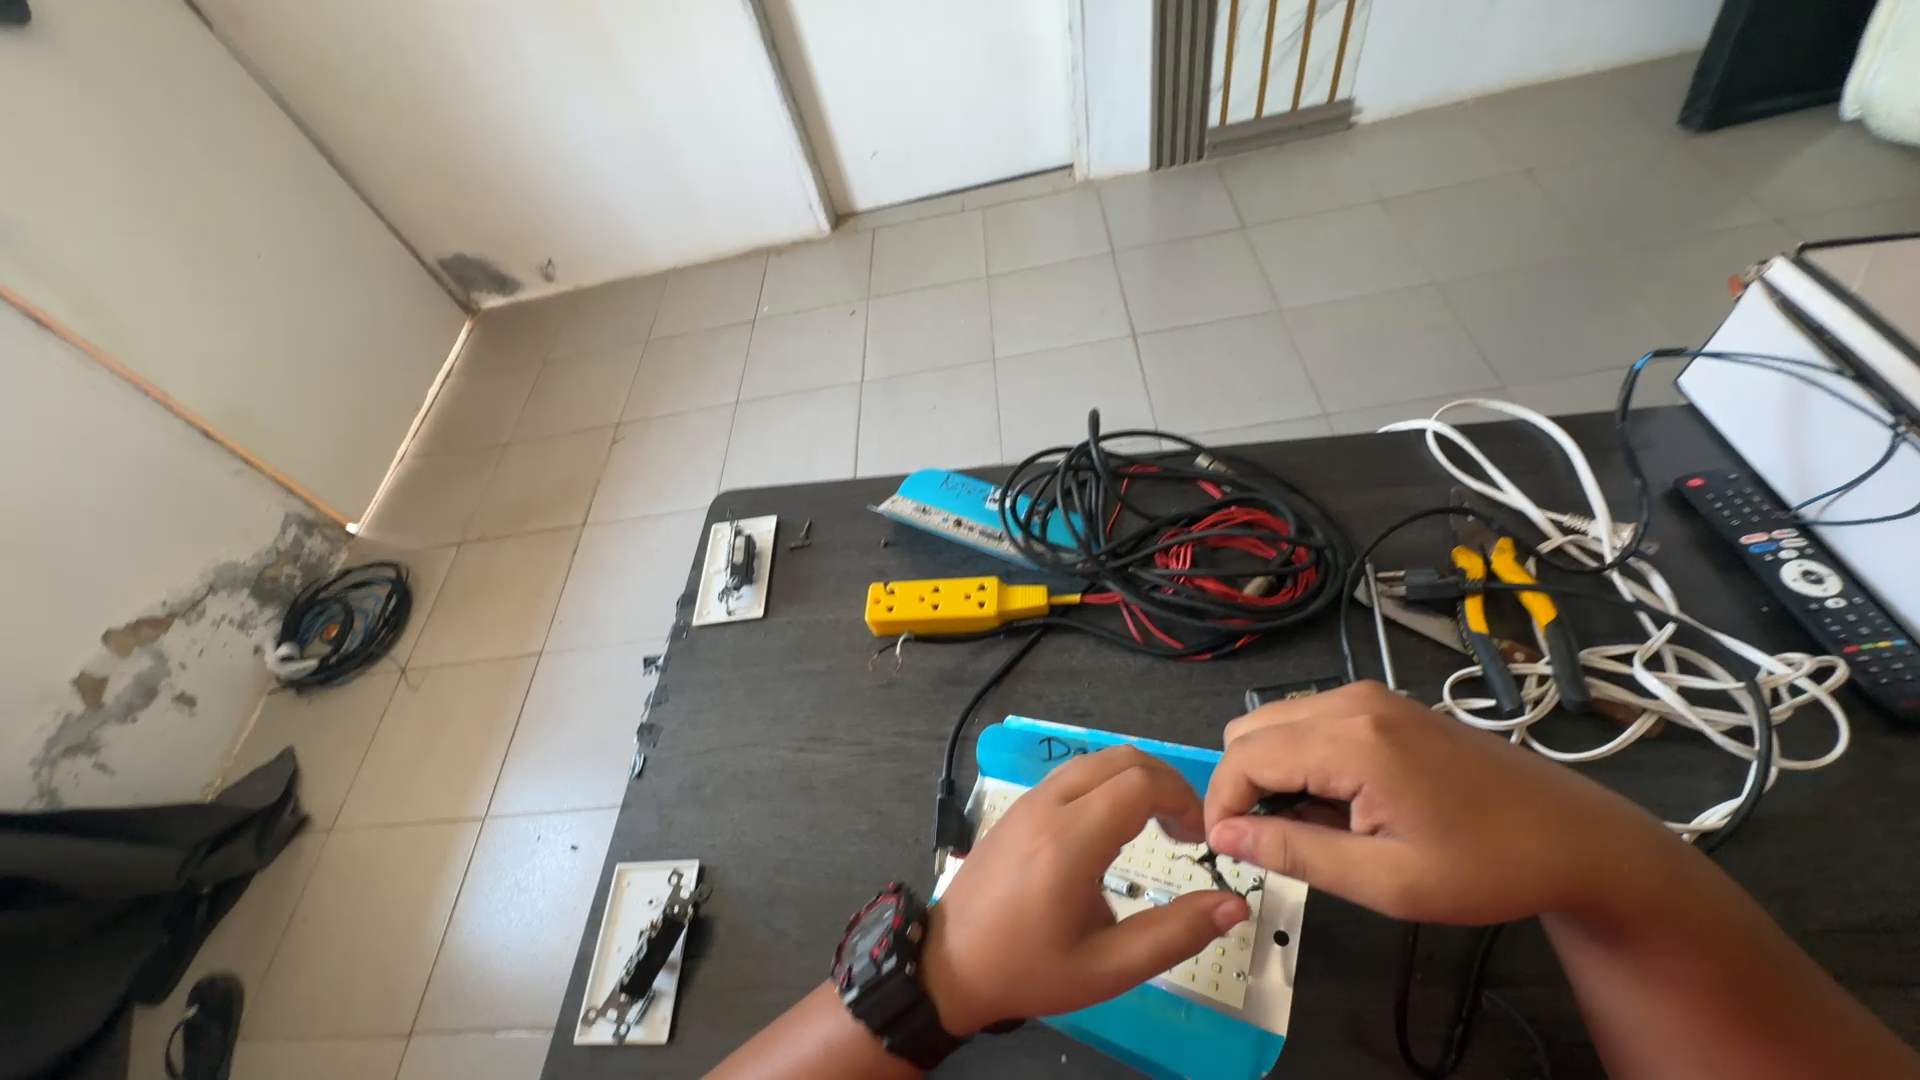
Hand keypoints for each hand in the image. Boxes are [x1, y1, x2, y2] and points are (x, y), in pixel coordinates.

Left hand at [922, 746, 1250, 1035]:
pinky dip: (1109, 783)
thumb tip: (1233, 906)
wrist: (950, 962)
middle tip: (1187, 830)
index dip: (1183, 800)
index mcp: (1069, 840)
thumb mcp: (1107, 968)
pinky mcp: (1020, 805)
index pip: (1140, 783)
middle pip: (1122, 759)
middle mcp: (1048, 805)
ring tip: (1159, 827)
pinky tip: (1117, 826)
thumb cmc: (1029, 968)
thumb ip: (1173, 935)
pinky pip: (1075, 773)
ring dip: (1137, 779)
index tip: (1199, 839)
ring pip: (1097, 760)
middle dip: (1167, 784)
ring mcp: (1029, 799)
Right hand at [1203, 682, 1682, 926]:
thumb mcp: (1388, 881)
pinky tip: (1337, 799)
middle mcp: (1350, 701)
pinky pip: (1305, 721)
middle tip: (1274, 841)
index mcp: (1352, 740)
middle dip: (1241, 785)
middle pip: (1247, 731)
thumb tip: (1223, 837)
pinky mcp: (1378, 702)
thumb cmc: (1488, 868)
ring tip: (1313, 824)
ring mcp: (1366, 695)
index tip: (1229, 851)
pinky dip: (1297, 758)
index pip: (1243, 758)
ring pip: (1271, 722)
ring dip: (1268, 771)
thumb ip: (1295, 853)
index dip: (1221, 804)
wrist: (1576, 837)